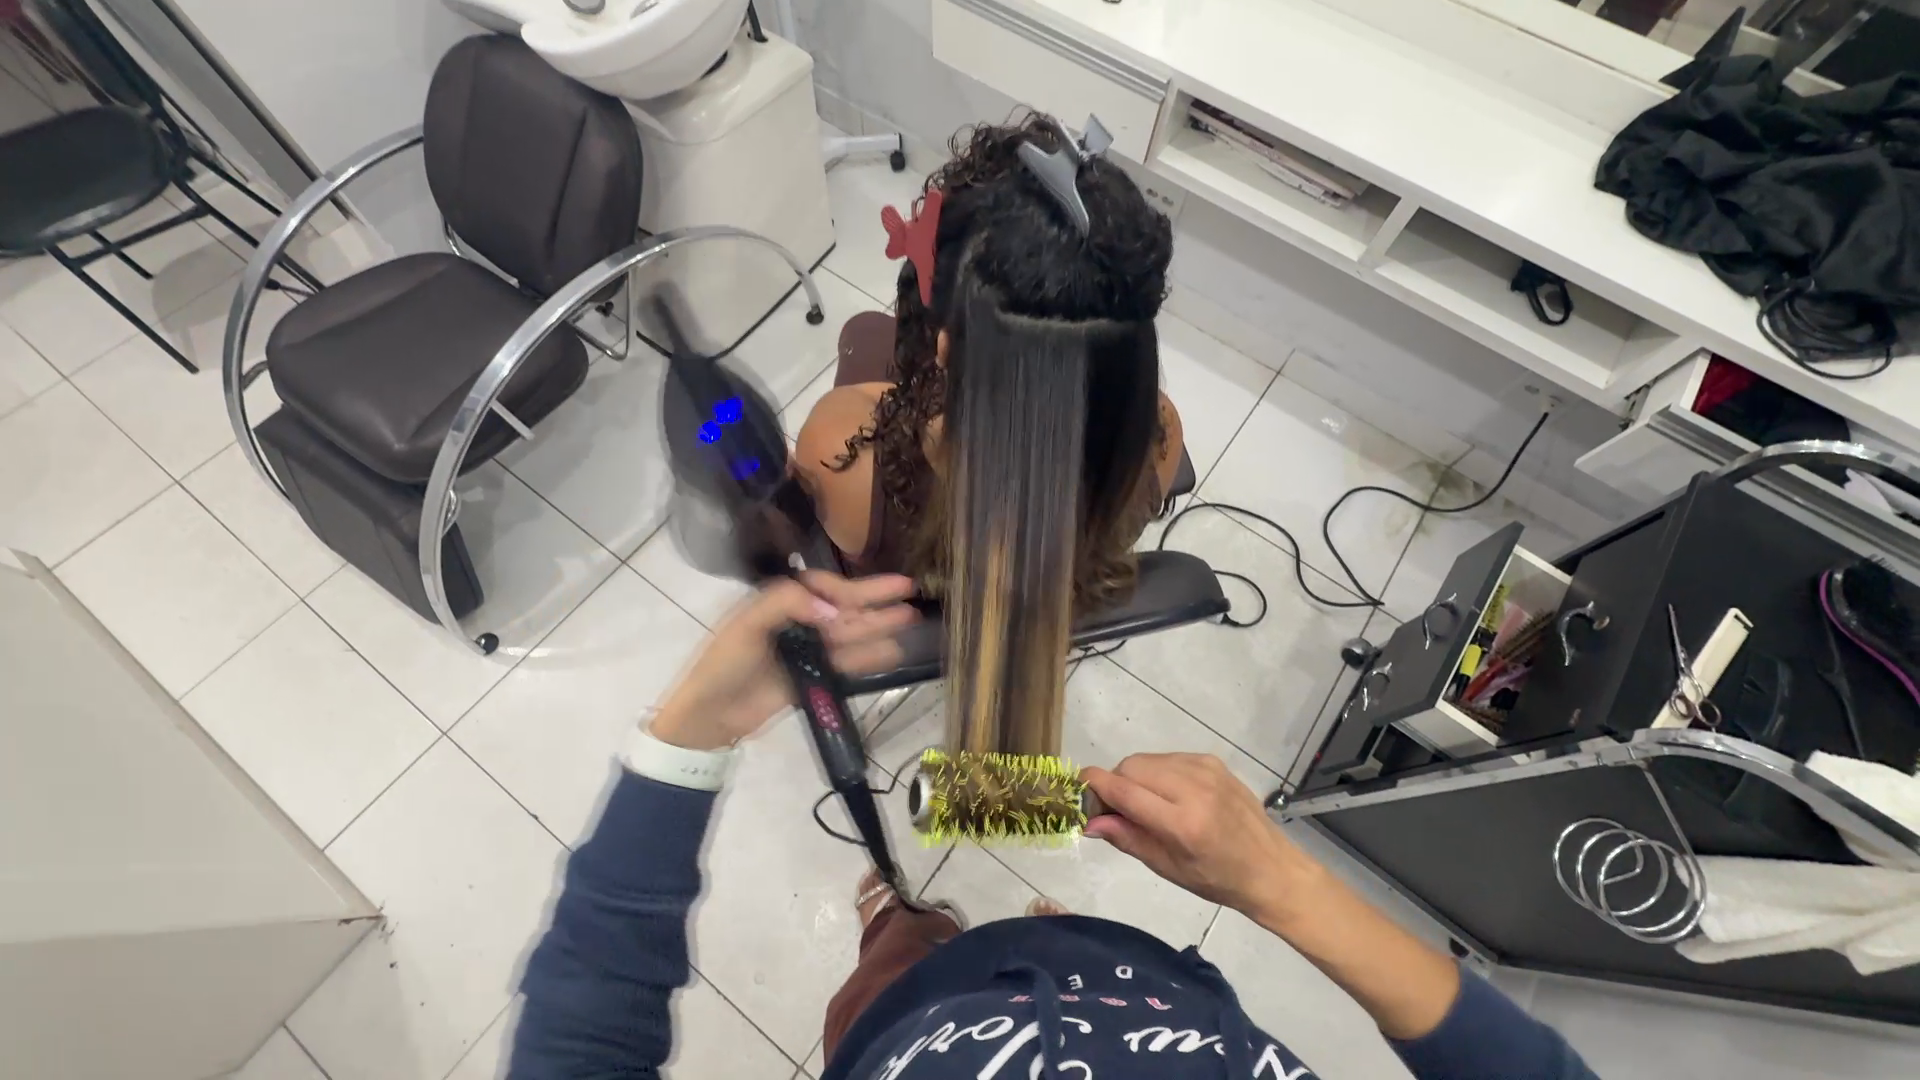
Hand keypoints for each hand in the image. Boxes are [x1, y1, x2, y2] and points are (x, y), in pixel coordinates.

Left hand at [650, 573, 916, 750]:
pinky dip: (870, 656)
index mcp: (779, 603)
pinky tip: (893, 651)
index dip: (844, 589)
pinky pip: (848, 663)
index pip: (820, 587)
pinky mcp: (816, 677)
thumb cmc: (724, 664)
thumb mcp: (747, 625)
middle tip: (908, 589)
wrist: (710, 717)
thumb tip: (835, 609)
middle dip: (874, 598)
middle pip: (842, 607)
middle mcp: (799, 622)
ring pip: (850, 633)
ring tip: (910, 618)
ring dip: (878, 625)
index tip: (859, 597)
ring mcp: (809, 651)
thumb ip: (788, 605)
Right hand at [1082, 753, 1321, 917]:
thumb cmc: (1217, 878)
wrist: (1271, 868)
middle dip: (1115, 783)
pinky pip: (1167, 757)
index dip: (1095, 785)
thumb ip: (1127, 838)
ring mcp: (1205, 769)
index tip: (1079, 790)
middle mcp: (1193, 787)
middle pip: (1130, 767)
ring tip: (1146, 803)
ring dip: (1135, 776)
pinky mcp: (1212, 760)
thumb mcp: (1168, 868)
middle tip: (1117, 808)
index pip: (1124, 790)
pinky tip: (1168, 794)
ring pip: (1147, 759)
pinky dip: (1157, 771)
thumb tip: (1089, 821)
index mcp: (1183, 822)